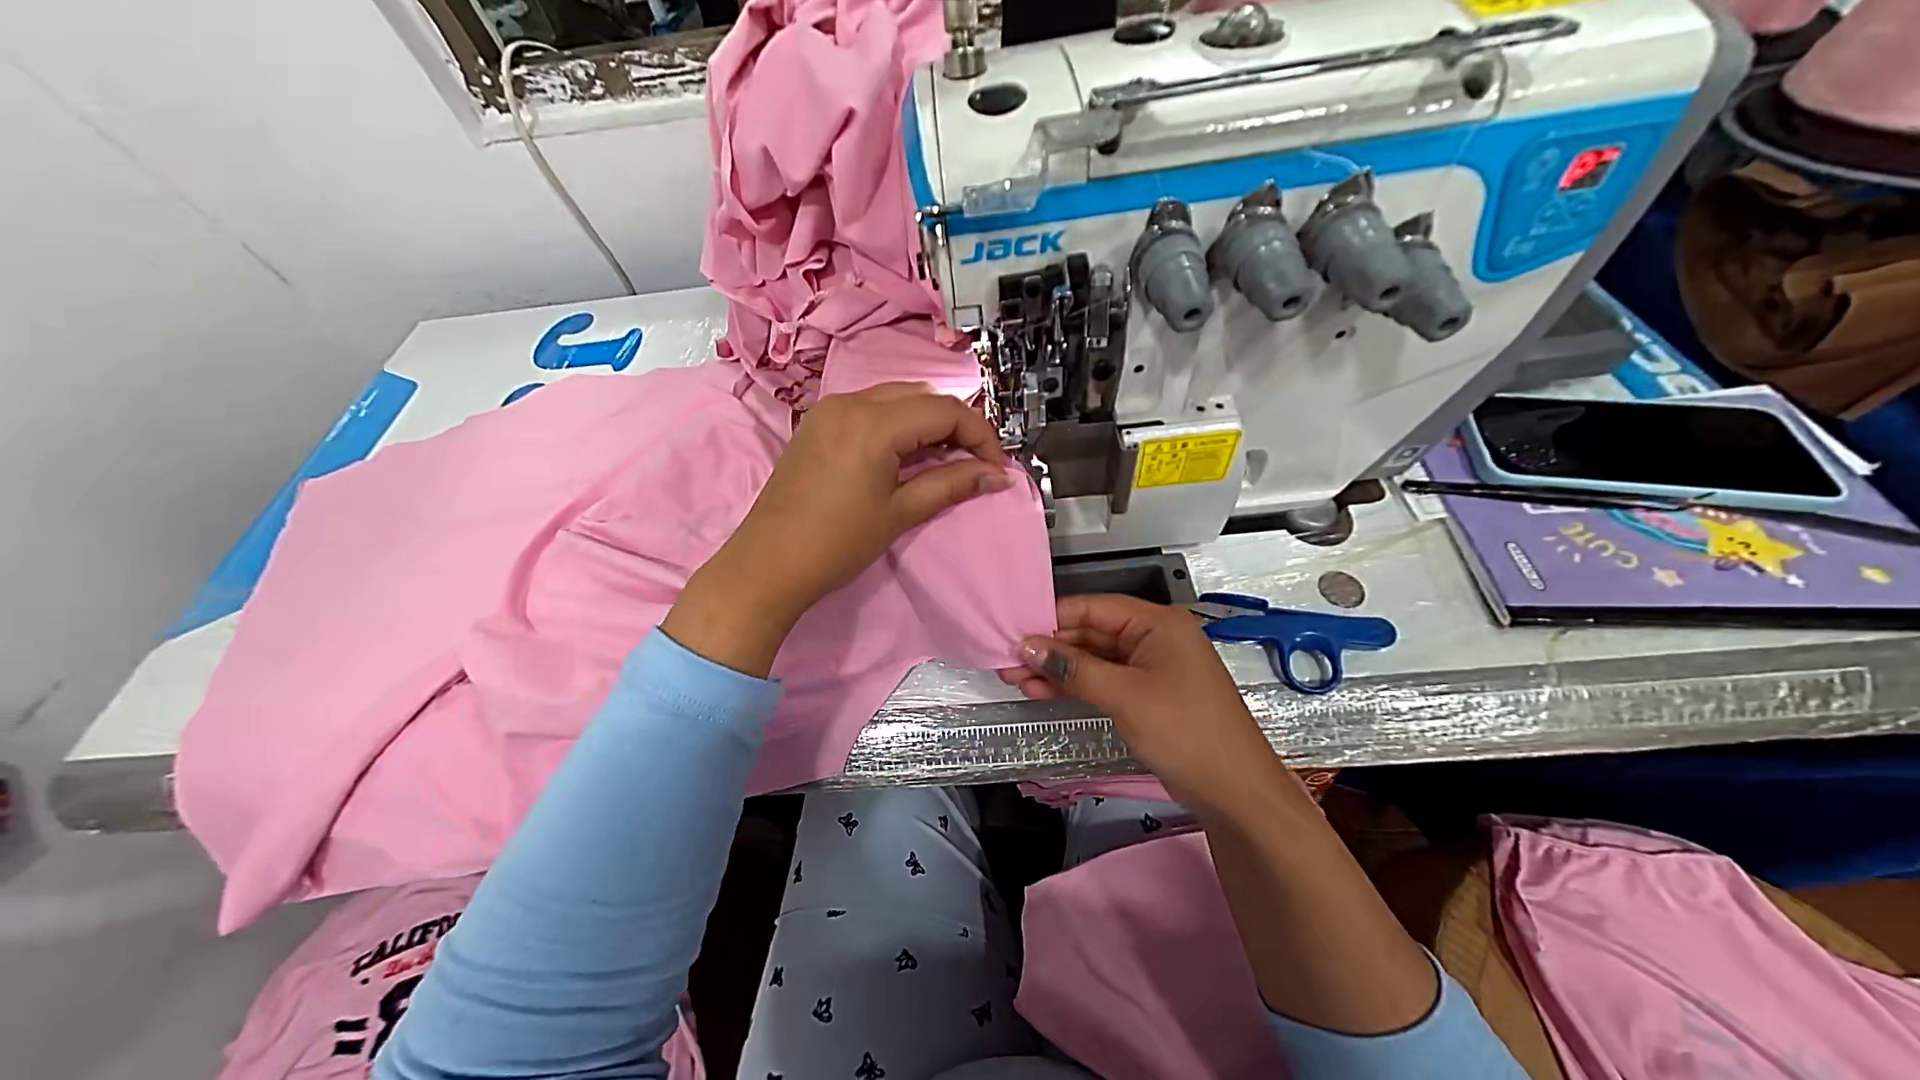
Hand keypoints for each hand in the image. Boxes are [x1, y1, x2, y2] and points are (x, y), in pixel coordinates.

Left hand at [664, 382, 1010, 675]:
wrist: (768, 565)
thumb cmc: (834, 544)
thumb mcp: (900, 513)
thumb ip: (952, 484)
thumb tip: (995, 475)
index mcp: (872, 423)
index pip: (945, 410)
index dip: (980, 435)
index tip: (996, 467)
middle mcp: (849, 403)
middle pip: (923, 396)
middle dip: (956, 425)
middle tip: (975, 464)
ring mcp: (829, 411)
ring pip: (897, 399)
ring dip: (927, 423)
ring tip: (945, 462)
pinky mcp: (818, 425)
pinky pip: (870, 409)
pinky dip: (898, 424)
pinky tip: (907, 456)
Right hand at [1000, 594, 1282, 807]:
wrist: (1235, 791)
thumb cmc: (1185, 732)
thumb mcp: (1124, 695)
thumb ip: (1073, 668)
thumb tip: (1028, 646)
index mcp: (1157, 623)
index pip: (1093, 608)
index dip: (1052, 619)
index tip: (1013, 633)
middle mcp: (1154, 638)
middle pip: (1092, 633)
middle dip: (1051, 649)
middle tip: (1008, 663)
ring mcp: (1152, 668)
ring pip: (1094, 659)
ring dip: (1058, 670)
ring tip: (1016, 680)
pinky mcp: (1148, 694)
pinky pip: (1105, 680)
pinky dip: (1077, 686)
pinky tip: (1044, 692)